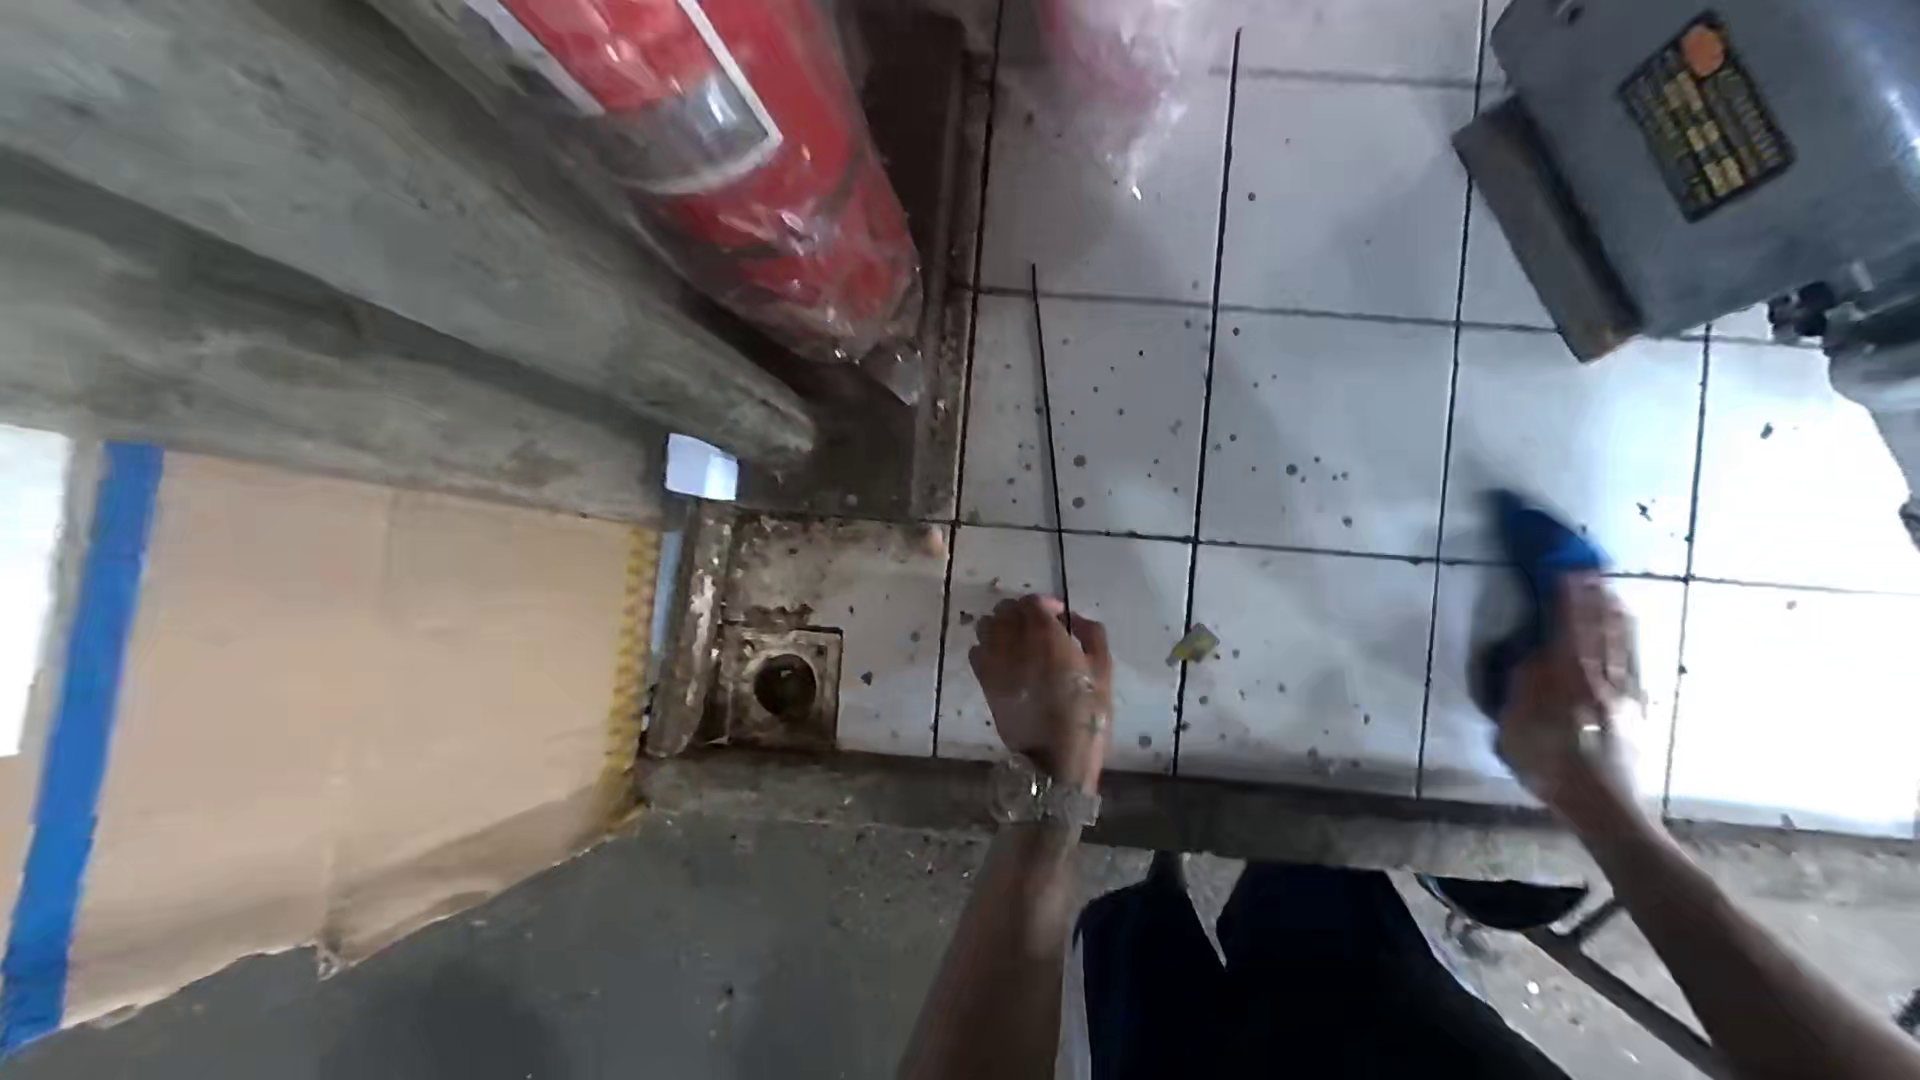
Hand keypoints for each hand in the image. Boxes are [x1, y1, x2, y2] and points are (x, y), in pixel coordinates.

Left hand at [968, 596, 1113, 793]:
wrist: (1056, 757)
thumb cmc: (1086, 714)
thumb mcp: (1104, 670)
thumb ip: (1092, 635)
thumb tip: (1075, 619)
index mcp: (1046, 634)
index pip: (1033, 602)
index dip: (1045, 603)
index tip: (1058, 615)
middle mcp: (1015, 641)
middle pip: (1007, 610)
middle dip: (1022, 613)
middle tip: (1037, 626)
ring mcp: (995, 660)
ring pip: (987, 626)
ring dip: (1001, 626)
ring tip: (1017, 640)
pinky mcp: (984, 681)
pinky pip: (977, 650)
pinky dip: (987, 647)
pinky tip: (1003, 659)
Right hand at [1496, 575, 1641, 817]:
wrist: (1602, 806)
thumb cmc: (1547, 765)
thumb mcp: (1516, 726)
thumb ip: (1525, 687)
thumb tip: (1534, 655)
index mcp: (1569, 683)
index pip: (1569, 631)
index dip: (1568, 601)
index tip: (1566, 572)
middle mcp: (1603, 683)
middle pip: (1602, 633)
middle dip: (1595, 600)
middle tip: (1590, 572)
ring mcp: (1625, 696)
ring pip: (1623, 646)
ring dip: (1614, 616)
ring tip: (1610, 592)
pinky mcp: (1637, 710)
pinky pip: (1635, 664)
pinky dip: (1628, 641)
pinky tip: (1627, 634)